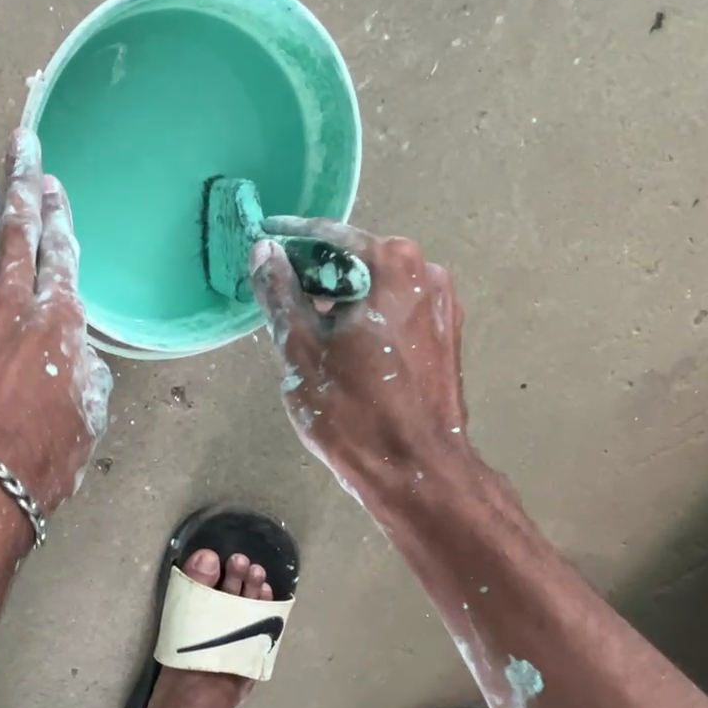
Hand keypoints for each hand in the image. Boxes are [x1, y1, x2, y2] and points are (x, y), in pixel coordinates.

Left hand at [0, 129, 112, 513]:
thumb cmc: (36, 459)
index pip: (61, 255)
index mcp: (56, 321)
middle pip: (17, 233)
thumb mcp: (87, 421)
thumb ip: (87, 376)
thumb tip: (78, 355)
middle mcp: (8, 304)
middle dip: (21, 186)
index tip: (55, 187)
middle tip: (21, 148)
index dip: (59, 217)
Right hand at [252, 219, 470, 495]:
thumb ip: (279, 294)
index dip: (289, 242)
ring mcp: (442, 306)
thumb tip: (264, 251)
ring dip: (341, 300)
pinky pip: (395, 313)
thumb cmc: (352, 410)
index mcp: (391, 264)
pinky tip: (343, 350)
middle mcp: (426, 272)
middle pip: (356, 260)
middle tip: (278, 301)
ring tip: (306, 331)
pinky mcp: (446, 338)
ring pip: (377, 289)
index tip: (261, 245)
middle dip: (316, 275)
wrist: (416, 470)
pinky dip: (366, 320)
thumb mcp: (300, 350)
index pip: (328, 236)